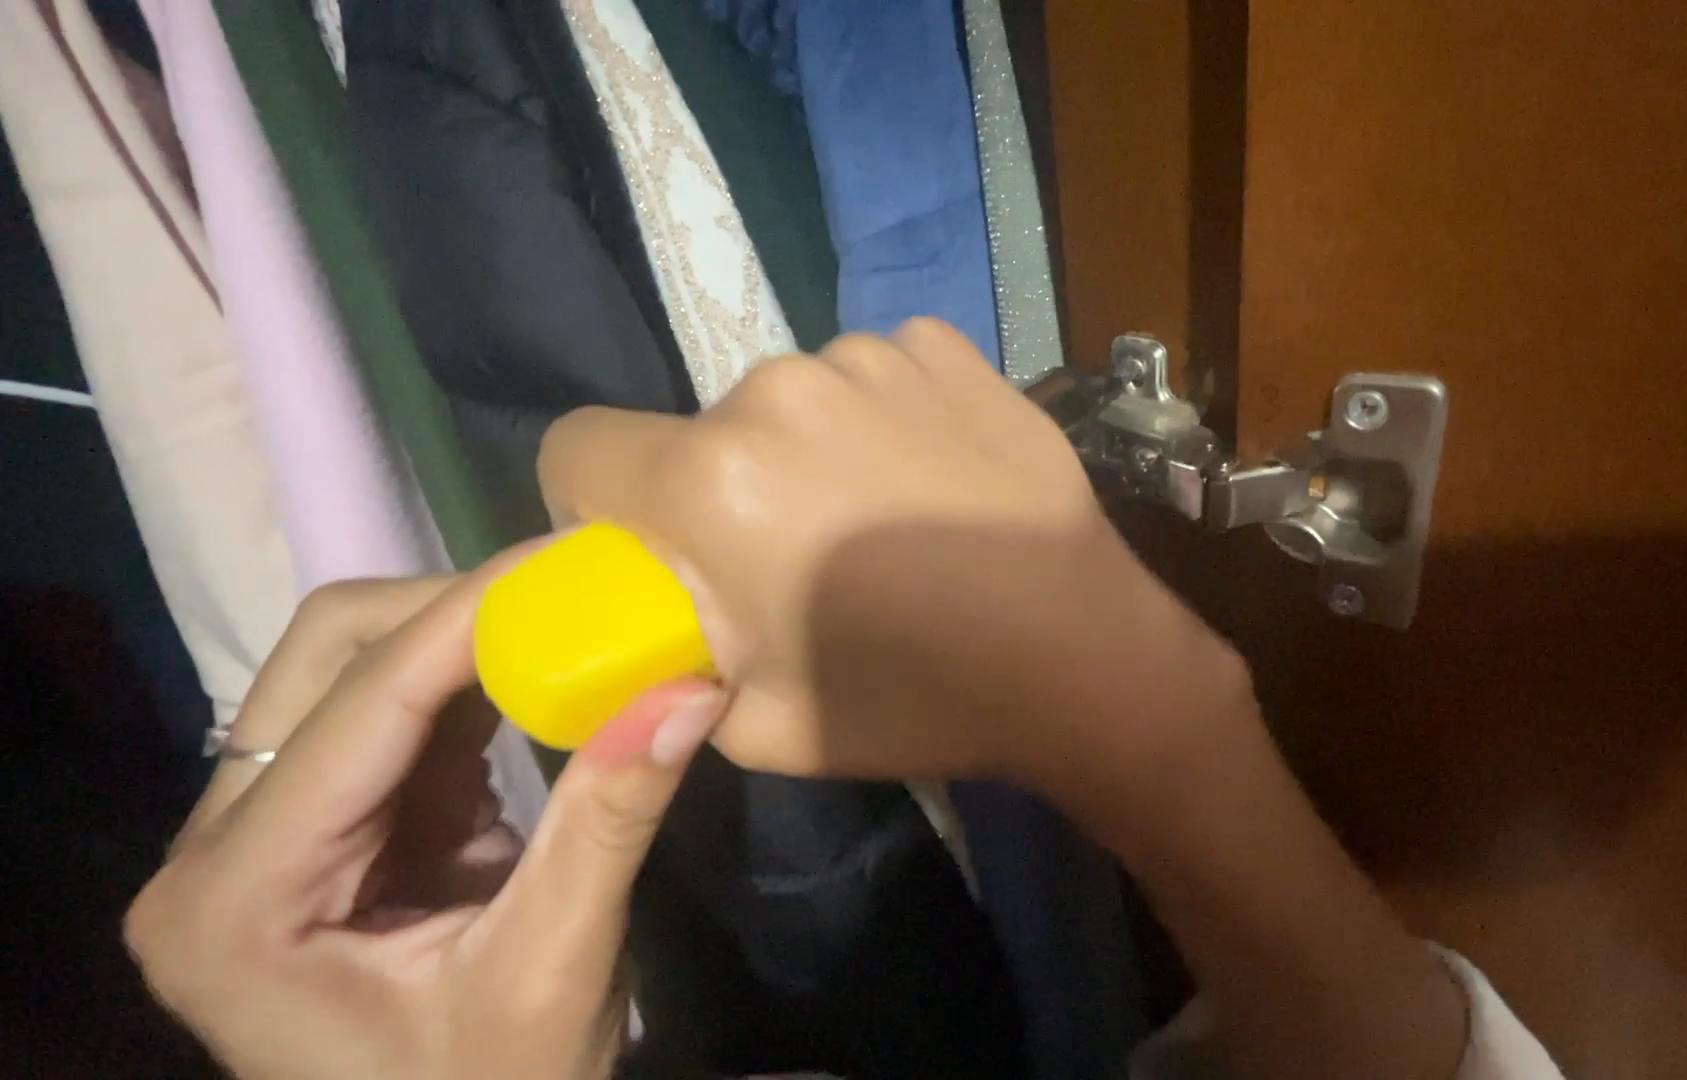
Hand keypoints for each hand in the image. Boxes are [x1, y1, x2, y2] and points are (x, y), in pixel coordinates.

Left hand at [125, 551, 726, 1079]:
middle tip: (572, 592)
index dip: (471, 616)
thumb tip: (693, 687)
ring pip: (364, 662)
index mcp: (241, 895)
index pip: (364, 703)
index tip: (571, 562)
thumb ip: (612, 817)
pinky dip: (484, 671)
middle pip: (329, 655)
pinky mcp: (351, 815)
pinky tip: (550, 661)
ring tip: (572, 612)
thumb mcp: (555, 964)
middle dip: (455, 606)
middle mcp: (228, 841)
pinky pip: (409, 705)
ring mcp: (284, 823)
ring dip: (473, 629)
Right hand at [537, 319, 1244, 809]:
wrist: (1077, 651)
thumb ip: (674, 657)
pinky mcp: (947, 348)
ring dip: (811, 451)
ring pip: (793, 399)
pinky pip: (876, 373)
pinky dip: (885, 419)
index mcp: (713, 479)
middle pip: (701, 430)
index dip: (600, 505)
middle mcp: (779, 389)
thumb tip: (657, 615)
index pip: (578, 447)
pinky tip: (936, 477)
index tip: (662, 548)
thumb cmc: (917, 698)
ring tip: (886, 519)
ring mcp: (873, 356)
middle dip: (726, 489)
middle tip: (799, 555)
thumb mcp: (759, 722)